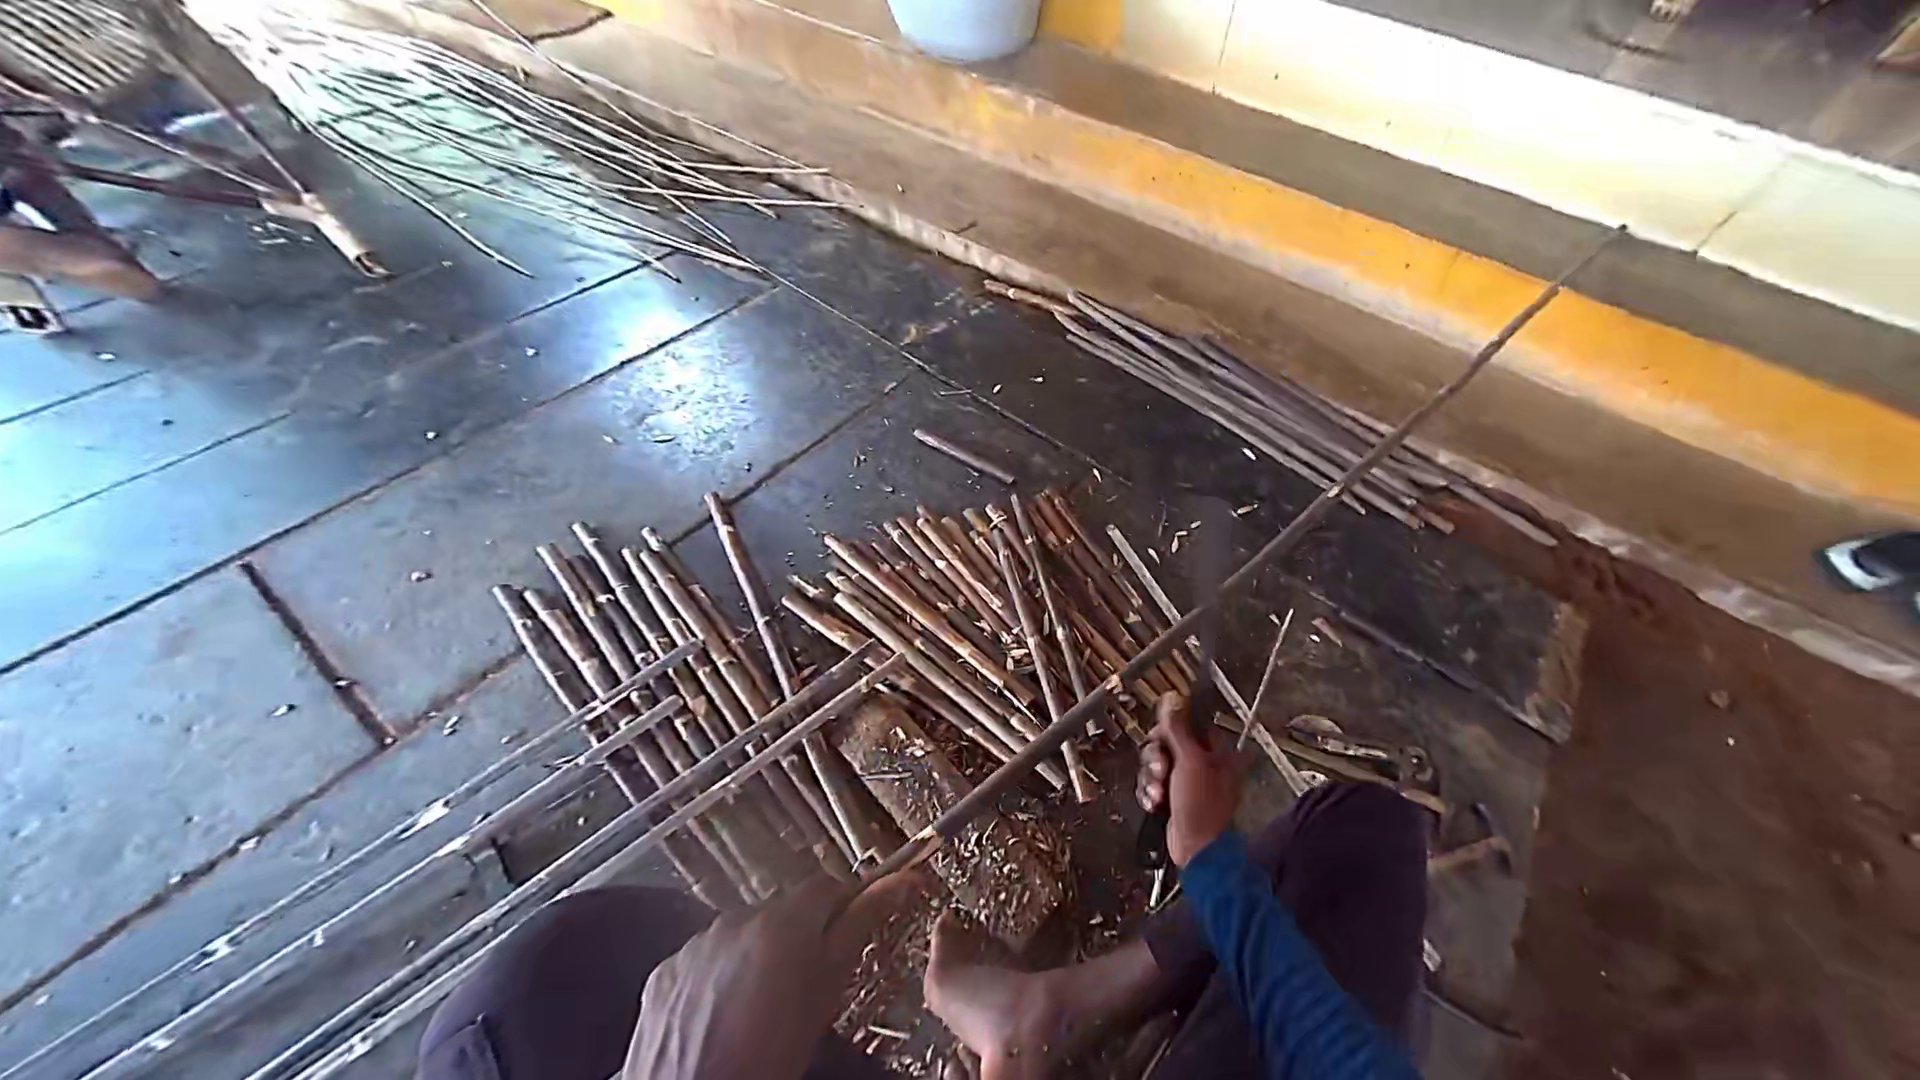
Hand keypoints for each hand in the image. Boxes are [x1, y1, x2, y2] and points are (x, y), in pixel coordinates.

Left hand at [624, 870, 924, 1079]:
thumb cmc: (774, 1050)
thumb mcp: (828, 987)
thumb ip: (861, 923)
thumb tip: (902, 880)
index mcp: (785, 917)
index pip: (827, 886)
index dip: (841, 909)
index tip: (846, 939)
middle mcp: (739, 915)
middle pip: (784, 909)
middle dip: (798, 934)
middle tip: (805, 983)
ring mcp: (698, 940)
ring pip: (744, 933)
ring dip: (758, 953)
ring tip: (759, 1006)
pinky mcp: (667, 969)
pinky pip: (705, 958)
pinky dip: (718, 975)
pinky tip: (720, 1014)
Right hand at [1135, 694, 1239, 866]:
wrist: (1196, 849)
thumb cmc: (1202, 807)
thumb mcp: (1190, 761)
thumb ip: (1177, 728)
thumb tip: (1172, 698)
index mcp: (1215, 751)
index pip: (1186, 724)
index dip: (1168, 730)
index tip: (1160, 738)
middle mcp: (1203, 764)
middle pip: (1166, 744)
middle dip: (1156, 758)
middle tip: (1161, 770)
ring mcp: (1187, 781)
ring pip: (1155, 764)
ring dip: (1151, 778)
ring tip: (1159, 792)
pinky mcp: (1173, 796)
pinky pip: (1152, 783)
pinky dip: (1150, 792)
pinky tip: (1156, 802)